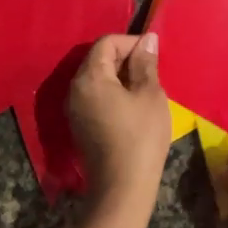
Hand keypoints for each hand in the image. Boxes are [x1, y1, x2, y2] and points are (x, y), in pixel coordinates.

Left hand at [67, 33, 171, 203]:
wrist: (122, 189)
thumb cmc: (140, 137)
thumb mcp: (149, 95)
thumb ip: (145, 63)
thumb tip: (146, 39)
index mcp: (90, 77)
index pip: (106, 43)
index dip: (131, 42)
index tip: (153, 54)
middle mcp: (75, 88)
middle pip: (98, 59)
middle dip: (125, 58)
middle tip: (151, 72)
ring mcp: (74, 108)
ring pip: (97, 78)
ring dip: (120, 77)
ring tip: (144, 88)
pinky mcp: (79, 125)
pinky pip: (94, 96)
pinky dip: (112, 93)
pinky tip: (132, 106)